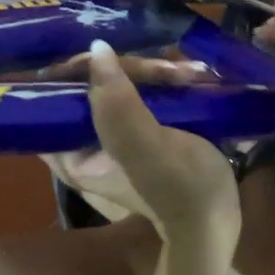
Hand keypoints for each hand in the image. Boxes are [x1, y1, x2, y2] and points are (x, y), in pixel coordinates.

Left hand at [76, 40, 241, 250]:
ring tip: (191, 75)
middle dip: (130, 71)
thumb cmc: (184, 191)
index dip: (78, 69)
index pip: (54, 97)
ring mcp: (115, 141)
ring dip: (154, 75)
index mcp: (72, 155)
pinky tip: (192, 78)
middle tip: (170, 72)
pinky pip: (142, 97)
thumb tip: (95, 49)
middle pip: (91, 87)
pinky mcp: (142, 136)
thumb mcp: (149, 149)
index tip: (112, 52)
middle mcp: (85, 147)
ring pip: (120, 88)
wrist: (219, 224)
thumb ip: (118, 105)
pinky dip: (164, 85)